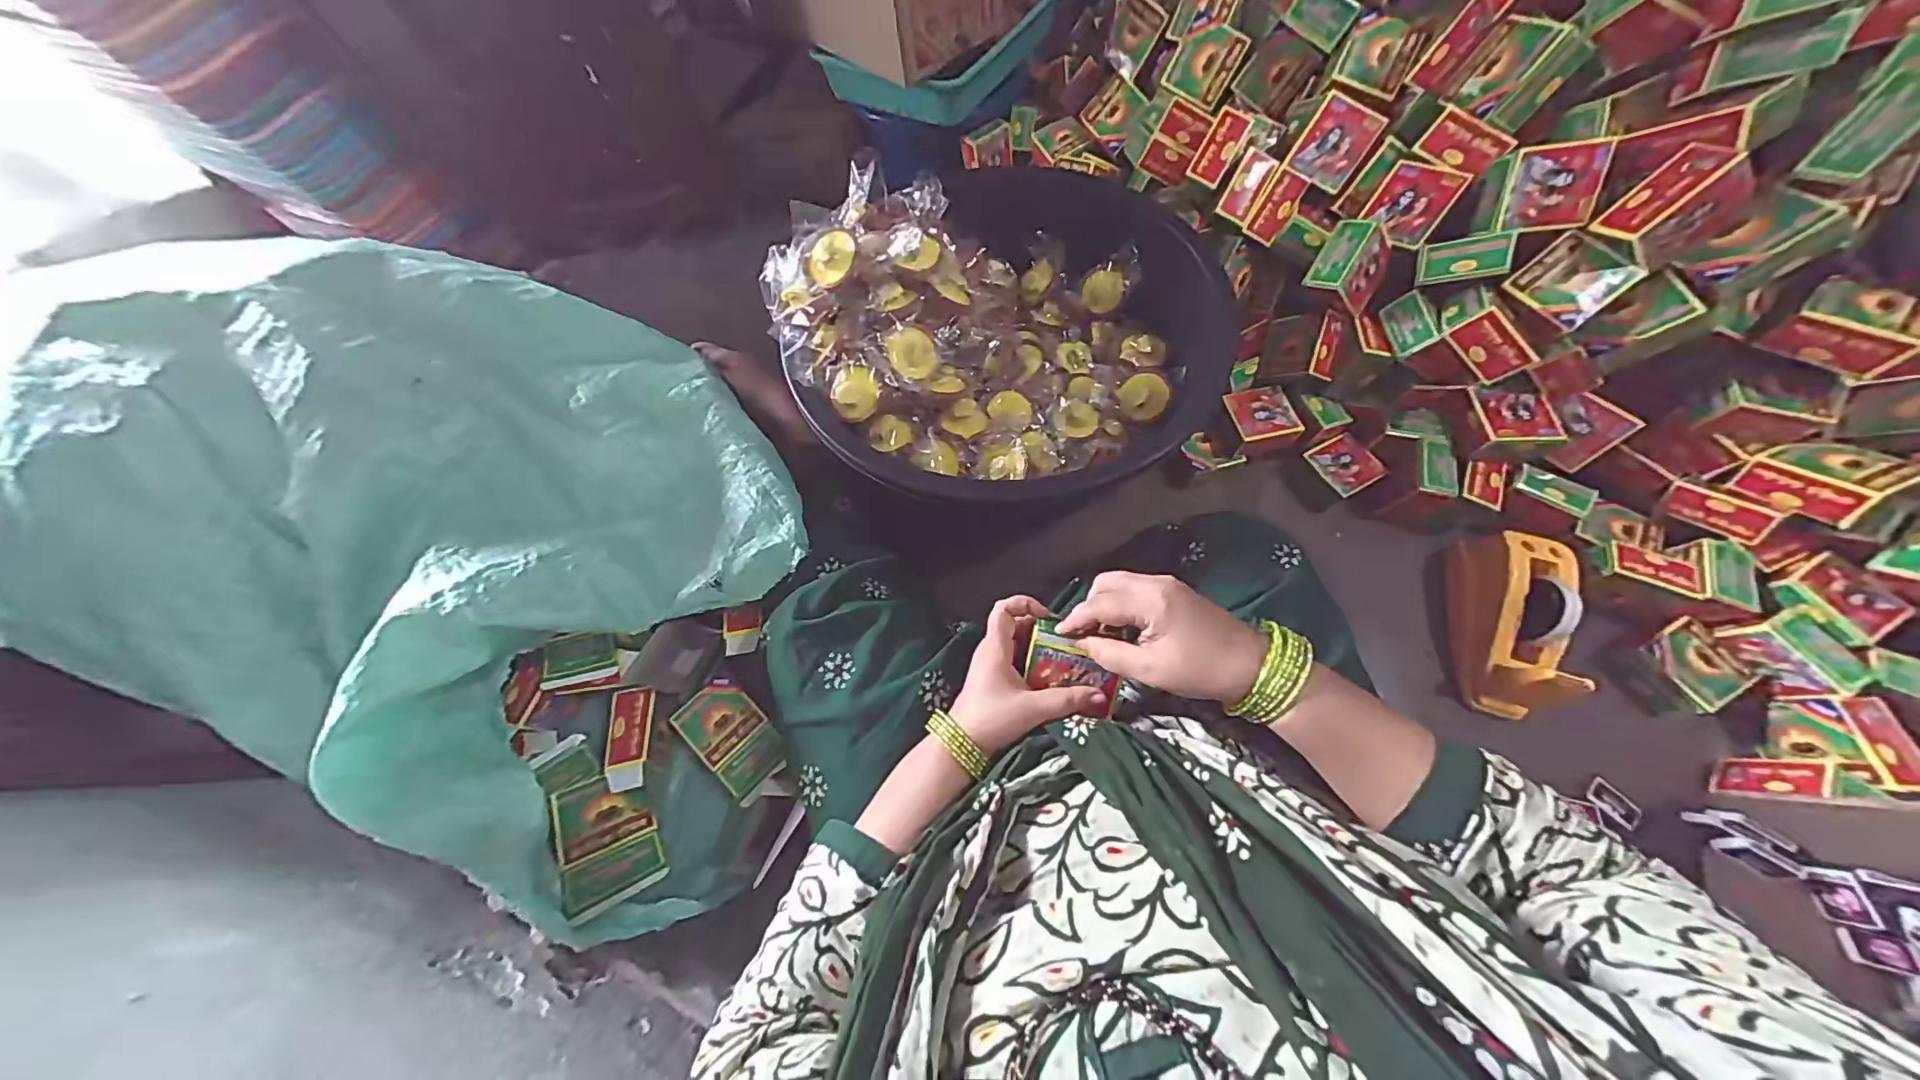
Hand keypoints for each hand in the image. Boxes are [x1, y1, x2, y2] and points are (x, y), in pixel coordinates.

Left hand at [949, 595, 1108, 753]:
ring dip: (1038, 648)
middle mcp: (991, 651)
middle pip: (1016, 625)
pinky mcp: (993, 680)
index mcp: (995, 647)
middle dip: (1041, 630)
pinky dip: (1032, 663)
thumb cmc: (991, 719)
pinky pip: (1015, 661)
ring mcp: (990, 665)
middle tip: (1063, 642)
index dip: (1026, 603)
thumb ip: (1067, 700)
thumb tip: (1097, 694)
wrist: (962, 744)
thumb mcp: (1033, 708)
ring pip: (1017, 644)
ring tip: (1062, 660)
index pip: (1004, 609)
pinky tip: (1049, 679)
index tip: (1048, 618)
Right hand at [1055, 572, 1266, 703]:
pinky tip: (1122, 628)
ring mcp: (1167, 585)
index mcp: (1150, 600)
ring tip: (1100, 634)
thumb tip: (1082, 645)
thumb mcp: (1150, 670)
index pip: (1099, 603)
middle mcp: (1156, 583)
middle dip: (1089, 607)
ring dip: (1104, 604)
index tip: (1059, 636)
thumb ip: (1109, 655)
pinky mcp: (1174, 592)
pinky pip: (1135, 590)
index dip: (1076, 619)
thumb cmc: (1201, 670)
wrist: (1252, 666)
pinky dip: (1120, 604)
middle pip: (1106, 583)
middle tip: (1082, 635)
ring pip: (1120, 583)